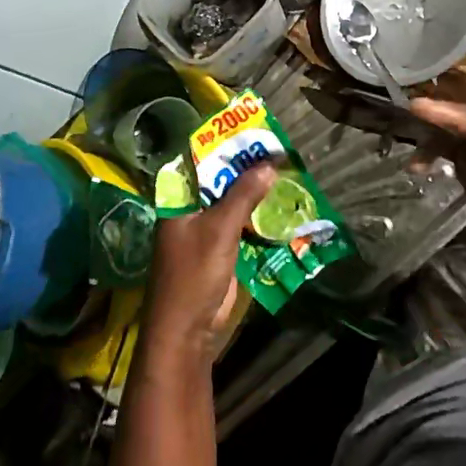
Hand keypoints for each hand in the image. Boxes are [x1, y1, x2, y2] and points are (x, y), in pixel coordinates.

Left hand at [139, 162, 276, 356]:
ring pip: (232, 207)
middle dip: (247, 172)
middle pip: (219, 184)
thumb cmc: (194, 273)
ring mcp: (203, 233)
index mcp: (177, 199)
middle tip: (280, 154)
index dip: (226, 149)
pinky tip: (283, 213)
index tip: (256, 135)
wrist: (186, 330)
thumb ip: (242, 197)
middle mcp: (188, 211)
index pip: (200, 163)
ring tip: (288, 177)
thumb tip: (268, 164)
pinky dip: (258, 222)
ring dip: (255, 197)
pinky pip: (239, 229)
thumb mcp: (219, 230)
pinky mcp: (219, 254)